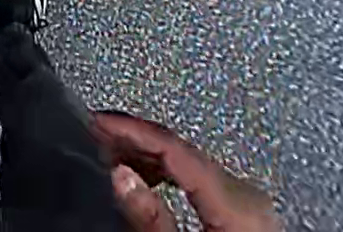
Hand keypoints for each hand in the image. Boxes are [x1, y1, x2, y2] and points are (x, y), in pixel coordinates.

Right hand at [92, 111, 278, 231]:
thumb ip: (152, 220)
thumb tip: (118, 173)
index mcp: (236, 202)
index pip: (173, 146)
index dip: (131, 129)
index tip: (96, 121)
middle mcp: (246, 194)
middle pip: (180, 149)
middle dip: (134, 138)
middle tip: (95, 134)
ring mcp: (248, 204)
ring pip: (188, 161)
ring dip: (147, 154)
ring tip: (110, 155)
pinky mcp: (244, 216)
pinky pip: (199, 179)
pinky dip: (167, 172)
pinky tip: (145, 179)